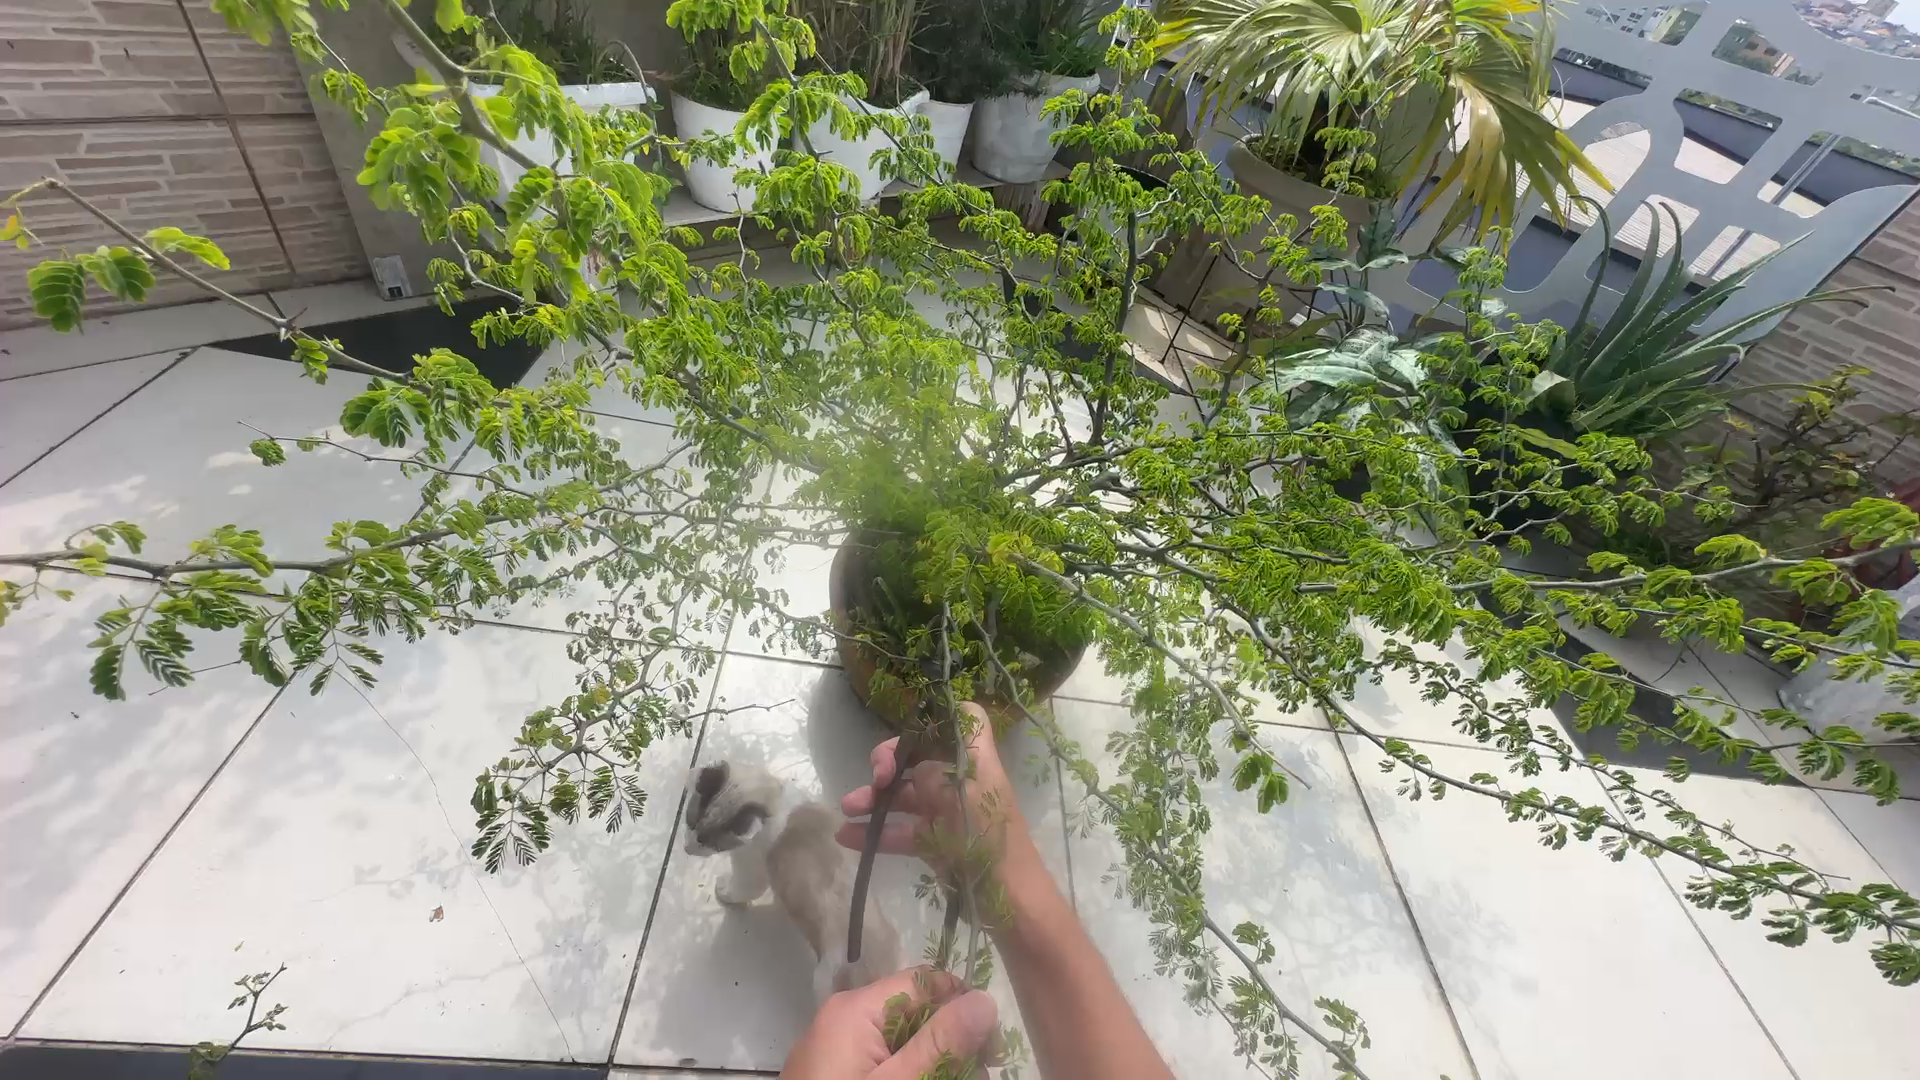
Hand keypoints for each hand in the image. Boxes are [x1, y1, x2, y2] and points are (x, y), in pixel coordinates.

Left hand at [781, 965, 997, 1079]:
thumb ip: (940, 1045)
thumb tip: (986, 999)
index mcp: (856, 1008)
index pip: (925, 982)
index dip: (963, 1006)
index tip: (992, 1048)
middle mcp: (846, 1019)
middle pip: (917, 1016)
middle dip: (951, 1047)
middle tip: (978, 1079)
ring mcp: (838, 1052)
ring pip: (904, 1046)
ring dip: (935, 1067)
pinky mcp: (835, 1078)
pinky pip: (883, 1066)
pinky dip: (909, 1077)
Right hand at [835, 702, 1036, 877]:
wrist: (1008, 899)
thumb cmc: (988, 835)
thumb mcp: (960, 794)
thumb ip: (930, 774)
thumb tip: (911, 773)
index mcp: (975, 759)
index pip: (966, 719)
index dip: (940, 714)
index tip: (912, 726)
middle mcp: (959, 778)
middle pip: (921, 754)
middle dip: (891, 759)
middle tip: (875, 774)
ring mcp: (946, 811)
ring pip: (905, 794)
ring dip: (875, 797)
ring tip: (847, 805)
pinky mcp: (934, 842)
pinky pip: (900, 830)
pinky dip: (875, 833)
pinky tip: (847, 837)